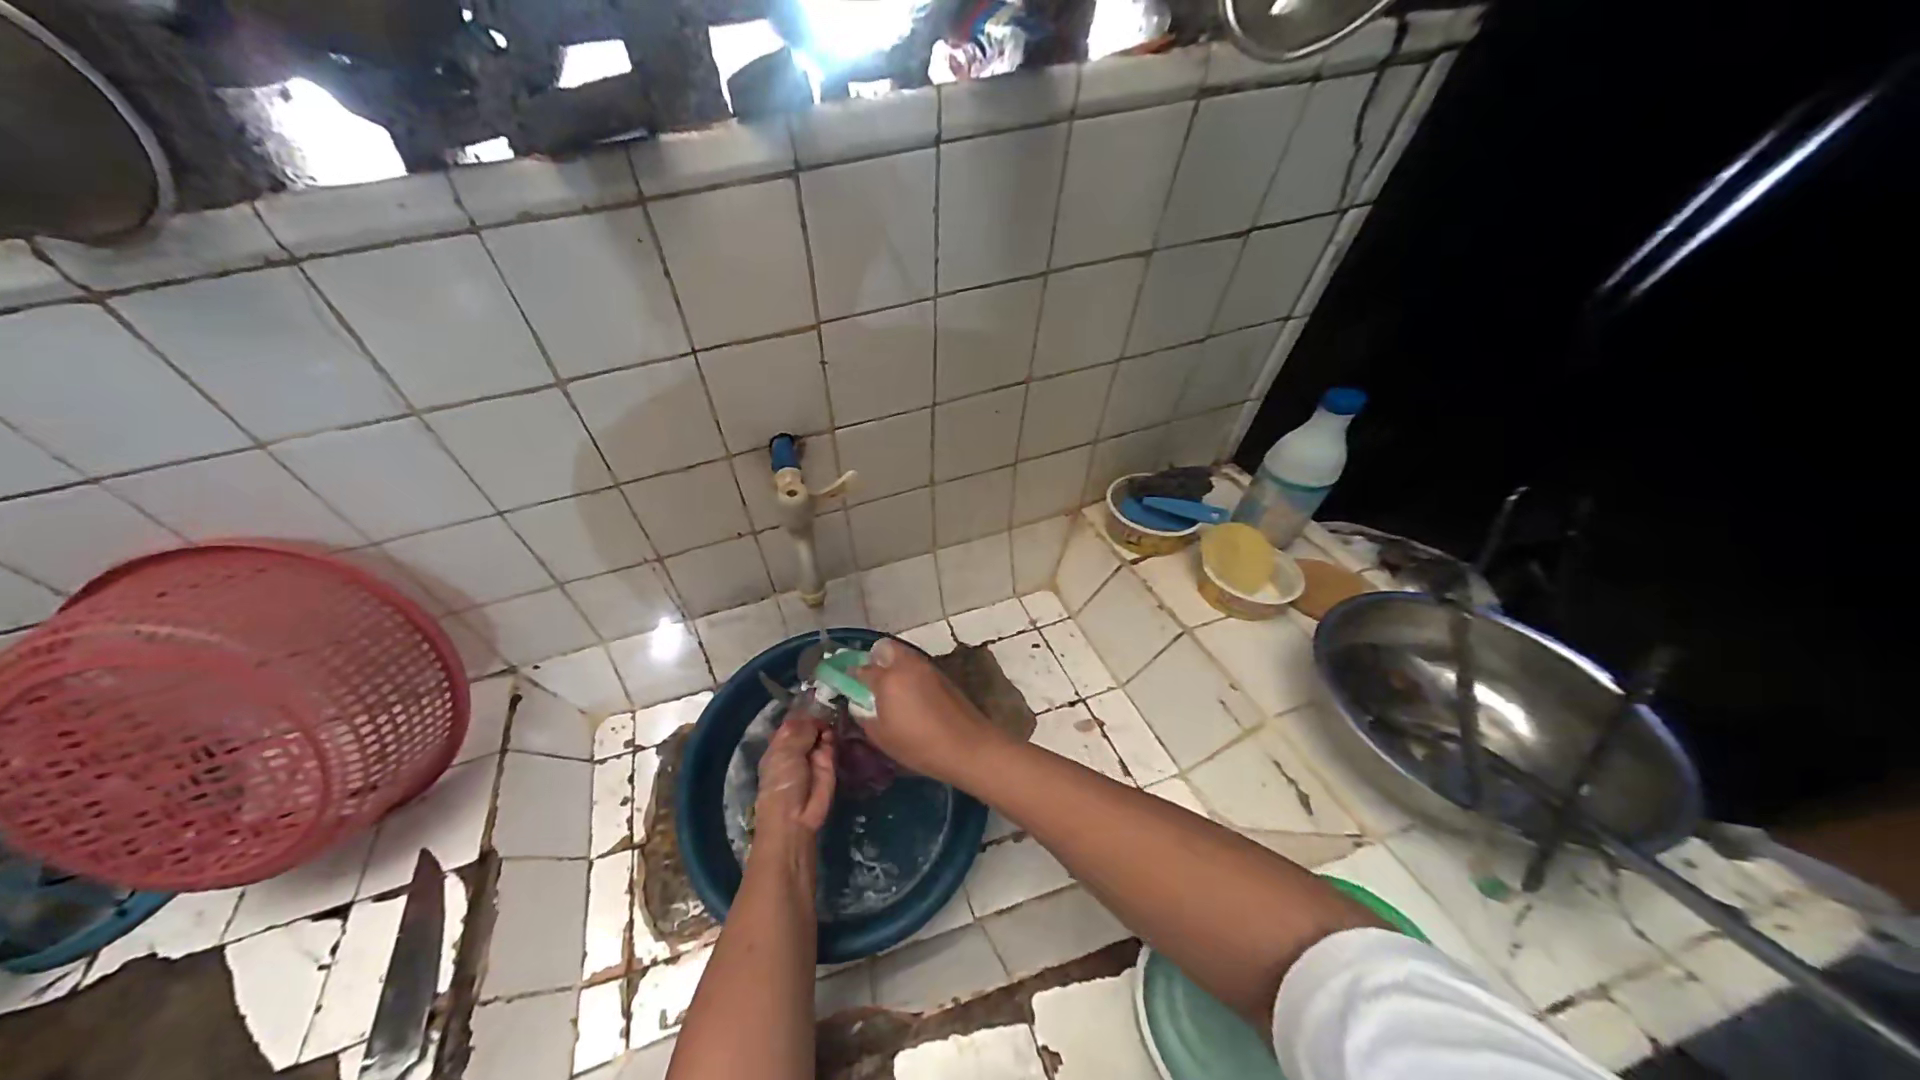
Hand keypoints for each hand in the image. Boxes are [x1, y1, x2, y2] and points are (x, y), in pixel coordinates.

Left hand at [754, 707, 835, 838]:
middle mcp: (797, 747)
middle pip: (809, 725)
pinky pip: (833, 744)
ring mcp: (814, 754)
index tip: (816, 692)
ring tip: (836, 709)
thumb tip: (815, 716)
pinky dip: (834, 735)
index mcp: (780, 744)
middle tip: (830, 696)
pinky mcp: (830, 763)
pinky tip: (837, 726)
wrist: (796, 816)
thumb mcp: (786, 752)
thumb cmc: (782, 782)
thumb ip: (801, 730)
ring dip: (828, 723)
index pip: (793, 721)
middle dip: (818, 714)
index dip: (803, 709)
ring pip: (822, 732)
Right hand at [852, 638, 1002, 787]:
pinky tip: (911, 696)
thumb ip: (865, 715)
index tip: (846, 685)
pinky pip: (917, 665)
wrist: (968, 747)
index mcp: (887, 678)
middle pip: (883, 649)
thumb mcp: (882, 737)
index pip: (861, 669)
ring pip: (902, 654)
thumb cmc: (919, 746)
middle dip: (874, 660)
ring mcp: (927, 667)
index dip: (850, 676)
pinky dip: (909, 672)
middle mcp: (906, 665)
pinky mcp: (942, 675)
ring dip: (892, 664)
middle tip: (871, 683)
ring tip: (892, 691)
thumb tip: (860, 704)